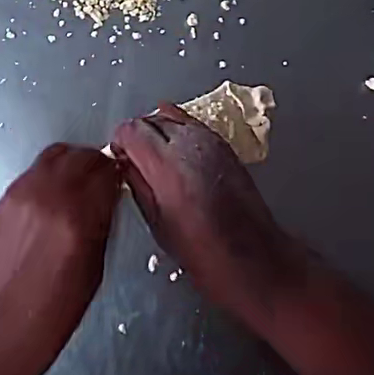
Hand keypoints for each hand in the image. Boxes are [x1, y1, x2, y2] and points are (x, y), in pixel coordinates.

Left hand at [0, 143, 121, 374]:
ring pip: (59, 154)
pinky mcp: (7, 196)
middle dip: (98, 165)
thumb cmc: (47, 317)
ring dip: (75, 162)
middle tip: (104, 179)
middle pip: (83, 156)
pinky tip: (56, 192)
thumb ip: (101, 225)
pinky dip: (52, 172)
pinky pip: (37, 168)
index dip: (117, 175)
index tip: (119, 181)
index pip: (107, 172)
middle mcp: (50, 197)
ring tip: (80, 181)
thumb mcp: (93, 272)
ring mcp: (24, 193)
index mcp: (78, 219)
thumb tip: (107, 199)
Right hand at [109, 104, 305, 328]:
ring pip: (172, 117)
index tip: (119, 157)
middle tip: (134, 159)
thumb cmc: (202, 252)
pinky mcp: (224, 144)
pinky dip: (179, 130)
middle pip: (150, 119)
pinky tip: (177, 152)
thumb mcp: (158, 223)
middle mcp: (187, 143)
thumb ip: (137, 184)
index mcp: (166, 164)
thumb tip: (123, 162)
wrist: (254, 257)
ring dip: (158, 131)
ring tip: (156, 159)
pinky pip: (192, 124)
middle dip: (137, 134)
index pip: (131, 129)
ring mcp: (209, 140)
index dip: (120, 141)